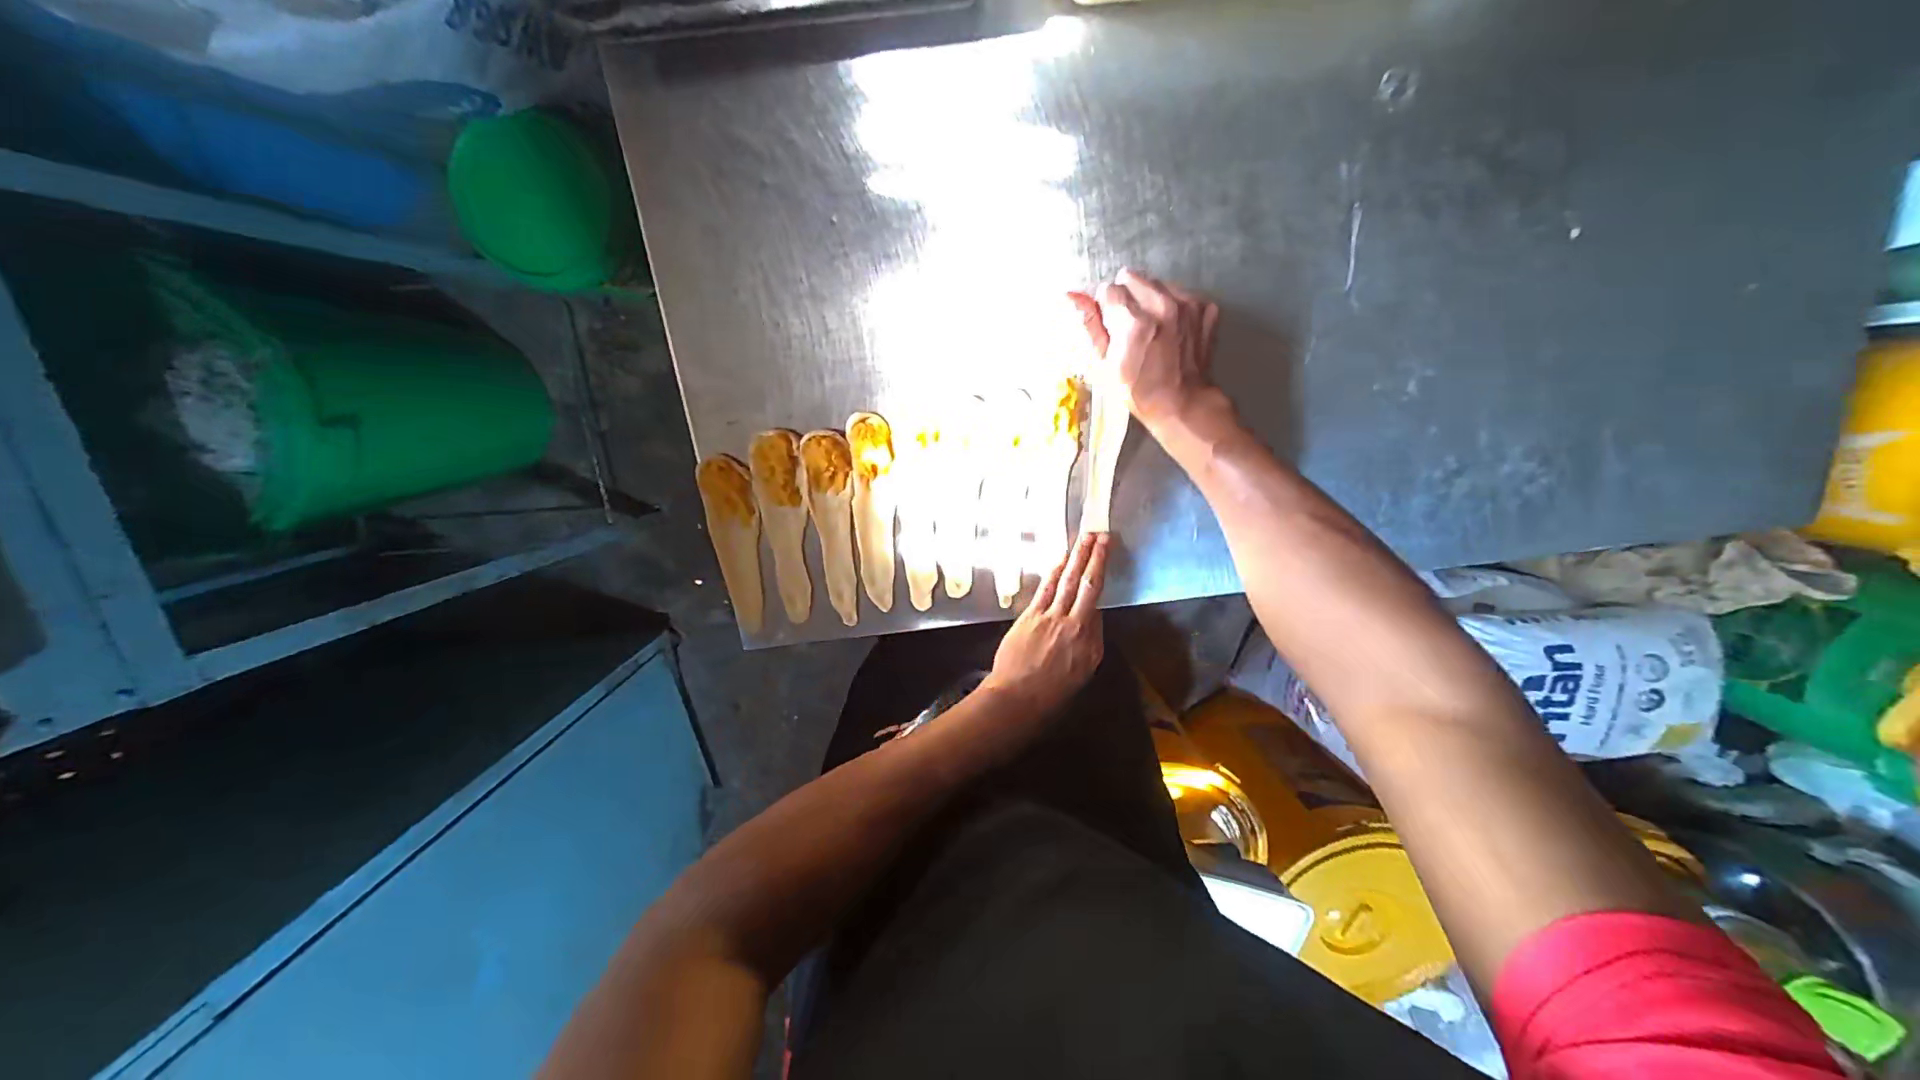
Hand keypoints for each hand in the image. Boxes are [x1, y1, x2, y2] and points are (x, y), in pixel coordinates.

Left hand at [981, 532, 1110, 717]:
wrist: (1017, 698)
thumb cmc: (1051, 692)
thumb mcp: (1083, 671)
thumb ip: (1091, 641)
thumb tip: (1093, 617)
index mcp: (1090, 642)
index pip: (1099, 602)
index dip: (1101, 575)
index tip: (1106, 555)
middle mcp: (1074, 626)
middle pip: (1088, 585)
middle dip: (1096, 558)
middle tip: (1102, 535)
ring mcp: (1050, 619)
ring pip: (1068, 581)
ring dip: (1077, 557)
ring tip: (1085, 538)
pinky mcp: (1030, 617)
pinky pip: (1046, 589)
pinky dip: (1055, 572)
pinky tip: (1061, 559)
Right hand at [1068, 268, 1221, 432]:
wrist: (1182, 403)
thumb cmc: (1137, 390)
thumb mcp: (1104, 363)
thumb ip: (1090, 324)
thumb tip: (1071, 294)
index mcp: (1134, 321)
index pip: (1108, 289)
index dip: (1105, 307)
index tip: (1110, 325)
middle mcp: (1162, 305)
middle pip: (1132, 277)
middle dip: (1127, 296)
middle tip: (1130, 325)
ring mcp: (1187, 304)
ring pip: (1157, 282)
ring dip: (1150, 298)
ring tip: (1152, 327)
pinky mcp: (1205, 307)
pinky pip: (1181, 293)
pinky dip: (1174, 305)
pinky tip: (1172, 329)